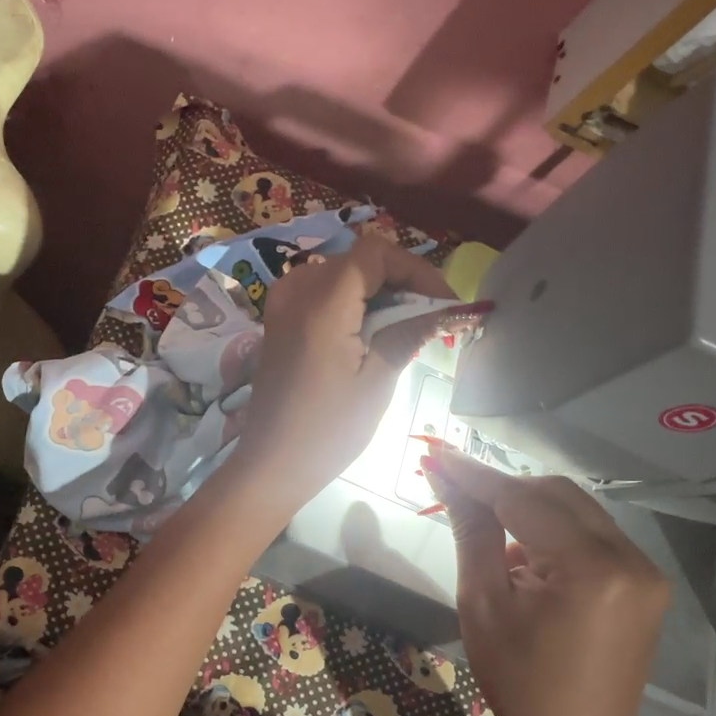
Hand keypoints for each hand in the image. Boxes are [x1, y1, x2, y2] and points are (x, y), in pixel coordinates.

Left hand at [234, 235, 458, 503]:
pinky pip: (320, 293)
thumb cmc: (328, 430)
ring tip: (404, 327)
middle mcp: (295, 292)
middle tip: (430, 317)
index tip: (443, 302)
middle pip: (357, 261)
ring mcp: (280, 305)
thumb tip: (442, 307)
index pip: (375, 253)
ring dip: (376, 291)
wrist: (272, 462)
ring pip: (340, 274)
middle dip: (399, 281)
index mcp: (320, 303)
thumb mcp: (377, 381)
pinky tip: (369, 333)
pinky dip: (350, 302)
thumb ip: (408, 332)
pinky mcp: (277, 321)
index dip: (415, 269)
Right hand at [427, 449, 669, 715]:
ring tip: (482, 522)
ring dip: (527, 507)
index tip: (434, 453)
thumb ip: (471, 531)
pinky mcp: (643, 583)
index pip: (523, 499)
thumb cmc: (520, 678)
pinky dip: (551, 531)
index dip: (475, 475)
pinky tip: (521, 554)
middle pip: (556, 493)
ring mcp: (644, 570)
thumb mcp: (483, 602)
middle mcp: (629, 558)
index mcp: (591, 567)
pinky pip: (591, 535)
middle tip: (454, 487)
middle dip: (503, 486)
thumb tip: (446, 478)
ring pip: (576, 510)